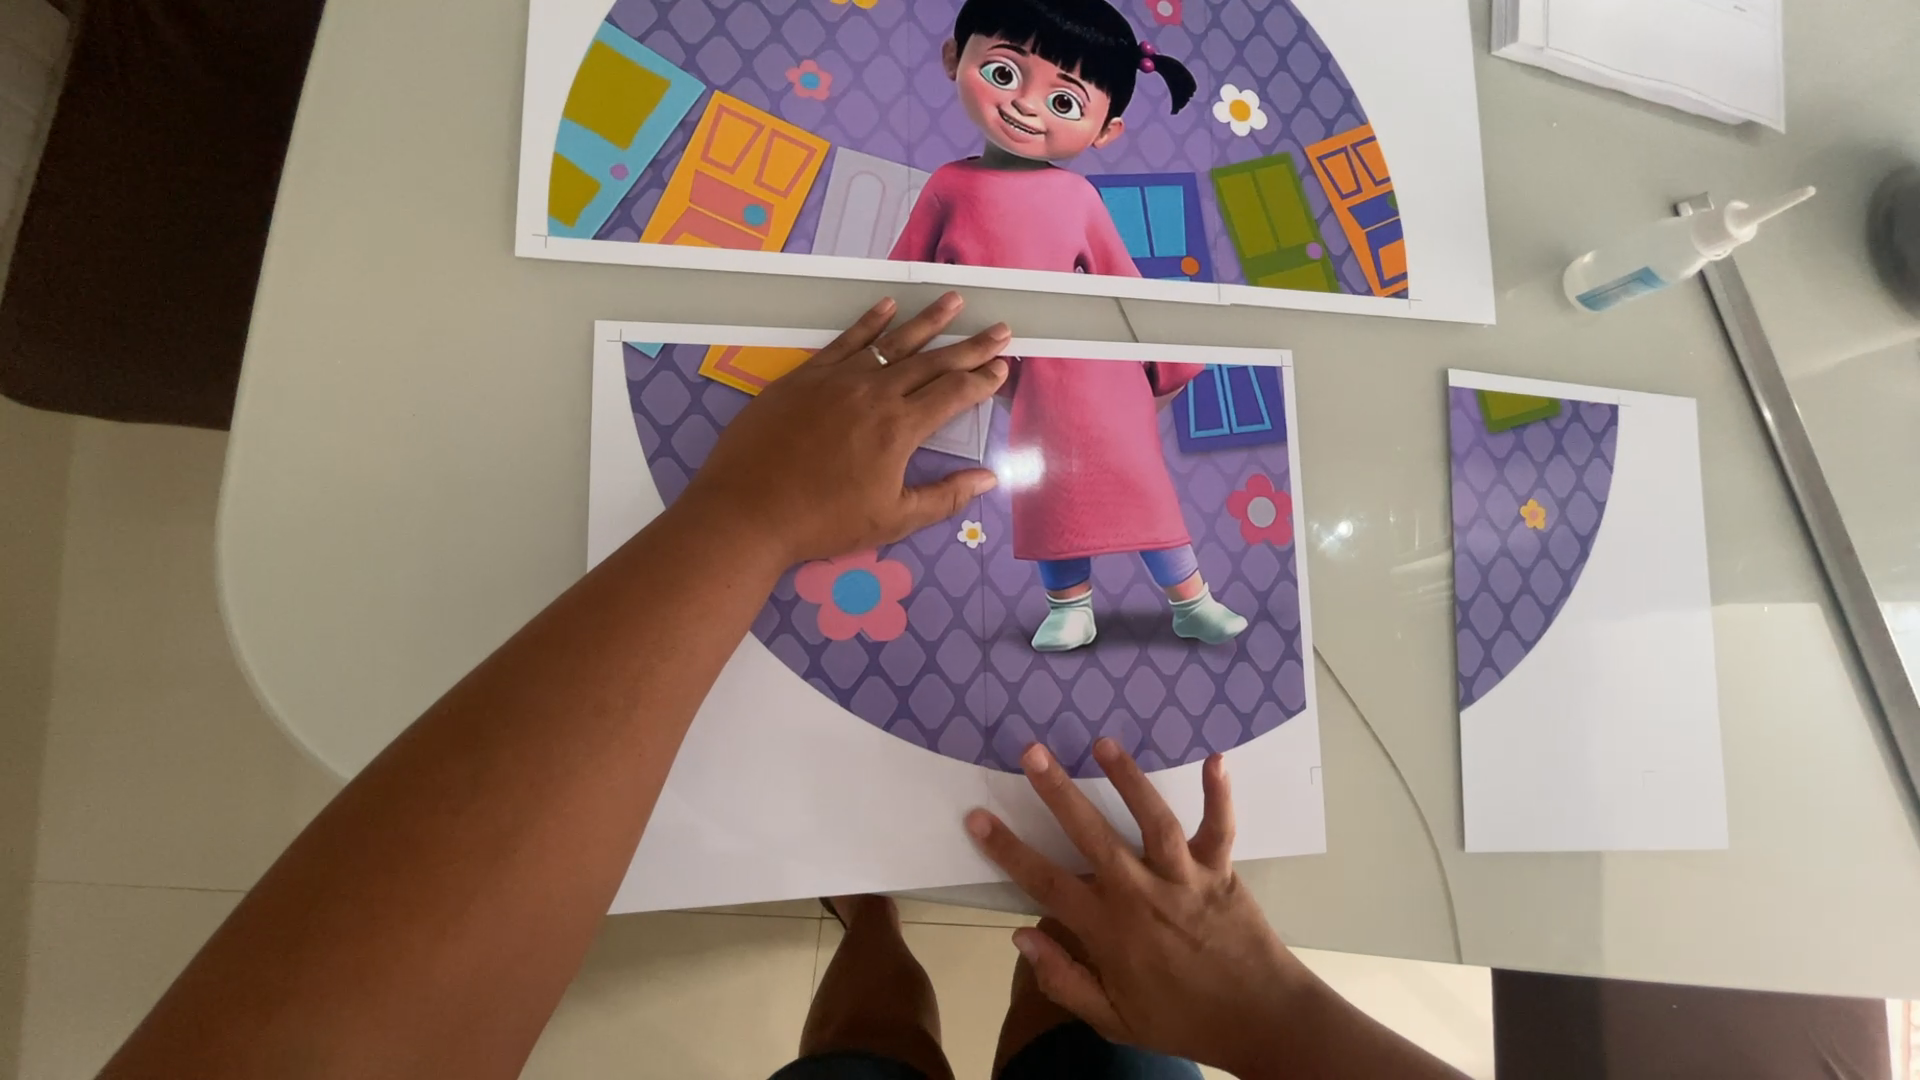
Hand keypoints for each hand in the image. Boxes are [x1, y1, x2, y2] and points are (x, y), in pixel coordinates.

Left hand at [678, 293, 1009, 567]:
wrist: (747, 511)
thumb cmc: (824, 522)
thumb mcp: (893, 520)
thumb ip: (945, 497)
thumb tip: (989, 478)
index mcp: (900, 429)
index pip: (954, 393)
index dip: (983, 380)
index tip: (1003, 366)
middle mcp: (875, 393)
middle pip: (933, 361)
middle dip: (971, 345)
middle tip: (1000, 328)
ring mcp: (838, 379)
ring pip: (893, 342)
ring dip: (928, 321)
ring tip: (955, 300)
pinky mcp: (805, 376)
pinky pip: (846, 340)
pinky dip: (870, 321)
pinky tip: (888, 305)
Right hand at [964, 740, 1310, 1075]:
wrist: (1262, 1023)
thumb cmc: (1182, 1019)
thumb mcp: (1114, 1021)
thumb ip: (1064, 981)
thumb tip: (1020, 936)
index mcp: (1110, 931)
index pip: (1046, 884)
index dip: (1008, 850)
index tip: (976, 818)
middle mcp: (1141, 895)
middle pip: (1093, 837)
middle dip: (1059, 793)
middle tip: (1032, 752)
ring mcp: (1183, 879)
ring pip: (1153, 822)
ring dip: (1129, 780)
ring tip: (1103, 744)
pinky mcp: (1220, 870)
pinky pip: (1220, 828)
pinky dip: (1218, 794)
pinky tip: (1214, 758)